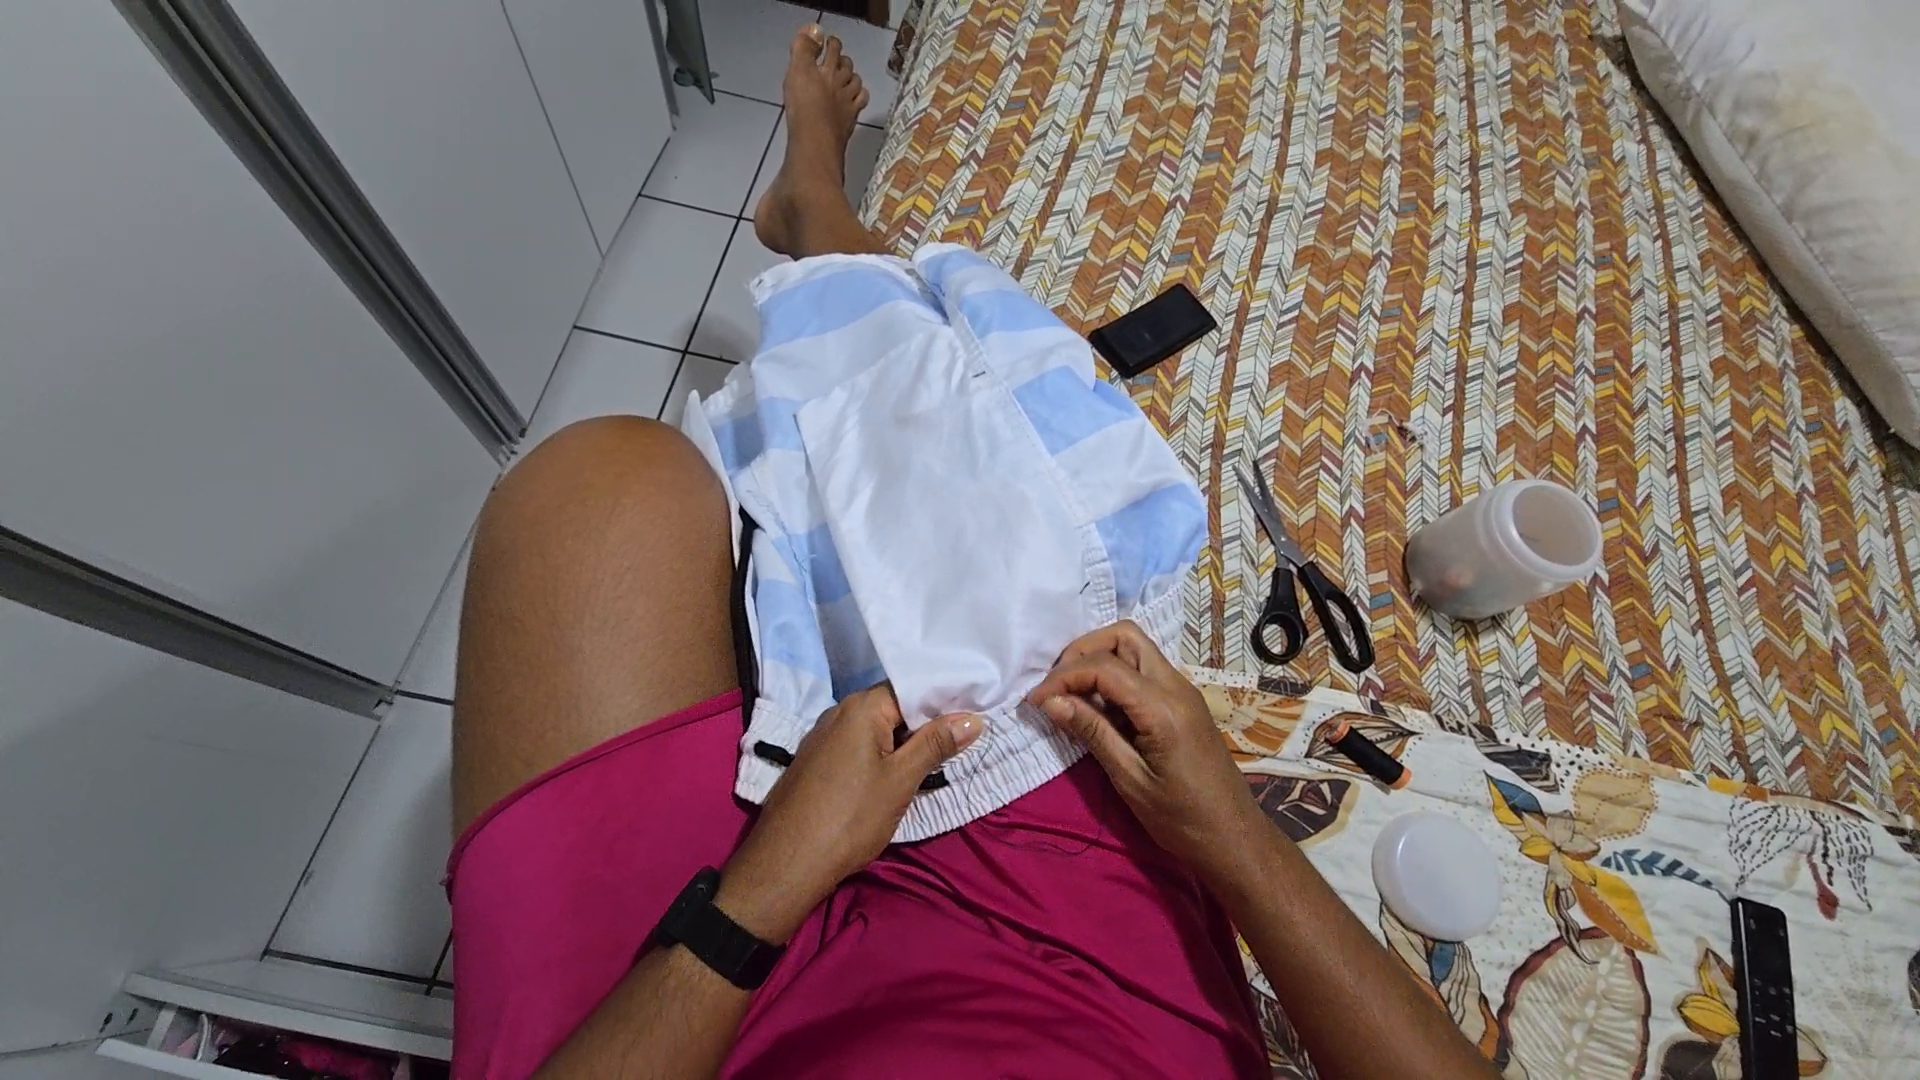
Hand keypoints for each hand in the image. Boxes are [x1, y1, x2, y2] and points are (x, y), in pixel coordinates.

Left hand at [717, 685, 982, 942]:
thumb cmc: (850, 818)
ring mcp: (823, 738)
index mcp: (861, 707)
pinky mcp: (816, 762)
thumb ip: (936, 745)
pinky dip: (881, 755)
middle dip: (925, 722)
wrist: (786, 865)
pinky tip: (897, 774)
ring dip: (903, 742)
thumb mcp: (901, 780)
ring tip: (937, 757)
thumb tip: (973, 718)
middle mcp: (839, 712)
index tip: (973, 712)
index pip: (910, 687)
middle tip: (962, 738)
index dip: (942, 699)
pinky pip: (857, 746)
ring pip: (875, 729)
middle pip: (892, 707)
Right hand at [1026, 621, 1265, 884]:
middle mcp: (1176, 686)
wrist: (1234, 839)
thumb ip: (1092, 732)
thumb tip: (1051, 700)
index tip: (1035, 701)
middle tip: (1056, 686)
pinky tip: (1096, 705)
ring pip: (1135, 646)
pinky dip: (1114, 674)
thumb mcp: (1129, 779)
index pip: (1104, 667)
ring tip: (1071, 693)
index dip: (1063, 677)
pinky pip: (1144, 669)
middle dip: (1083, 651)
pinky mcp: (1183, 701)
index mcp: (1163, 708)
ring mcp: (1183, 690)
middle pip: (1124, 636)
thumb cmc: (1181, 819)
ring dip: (1098, 659)